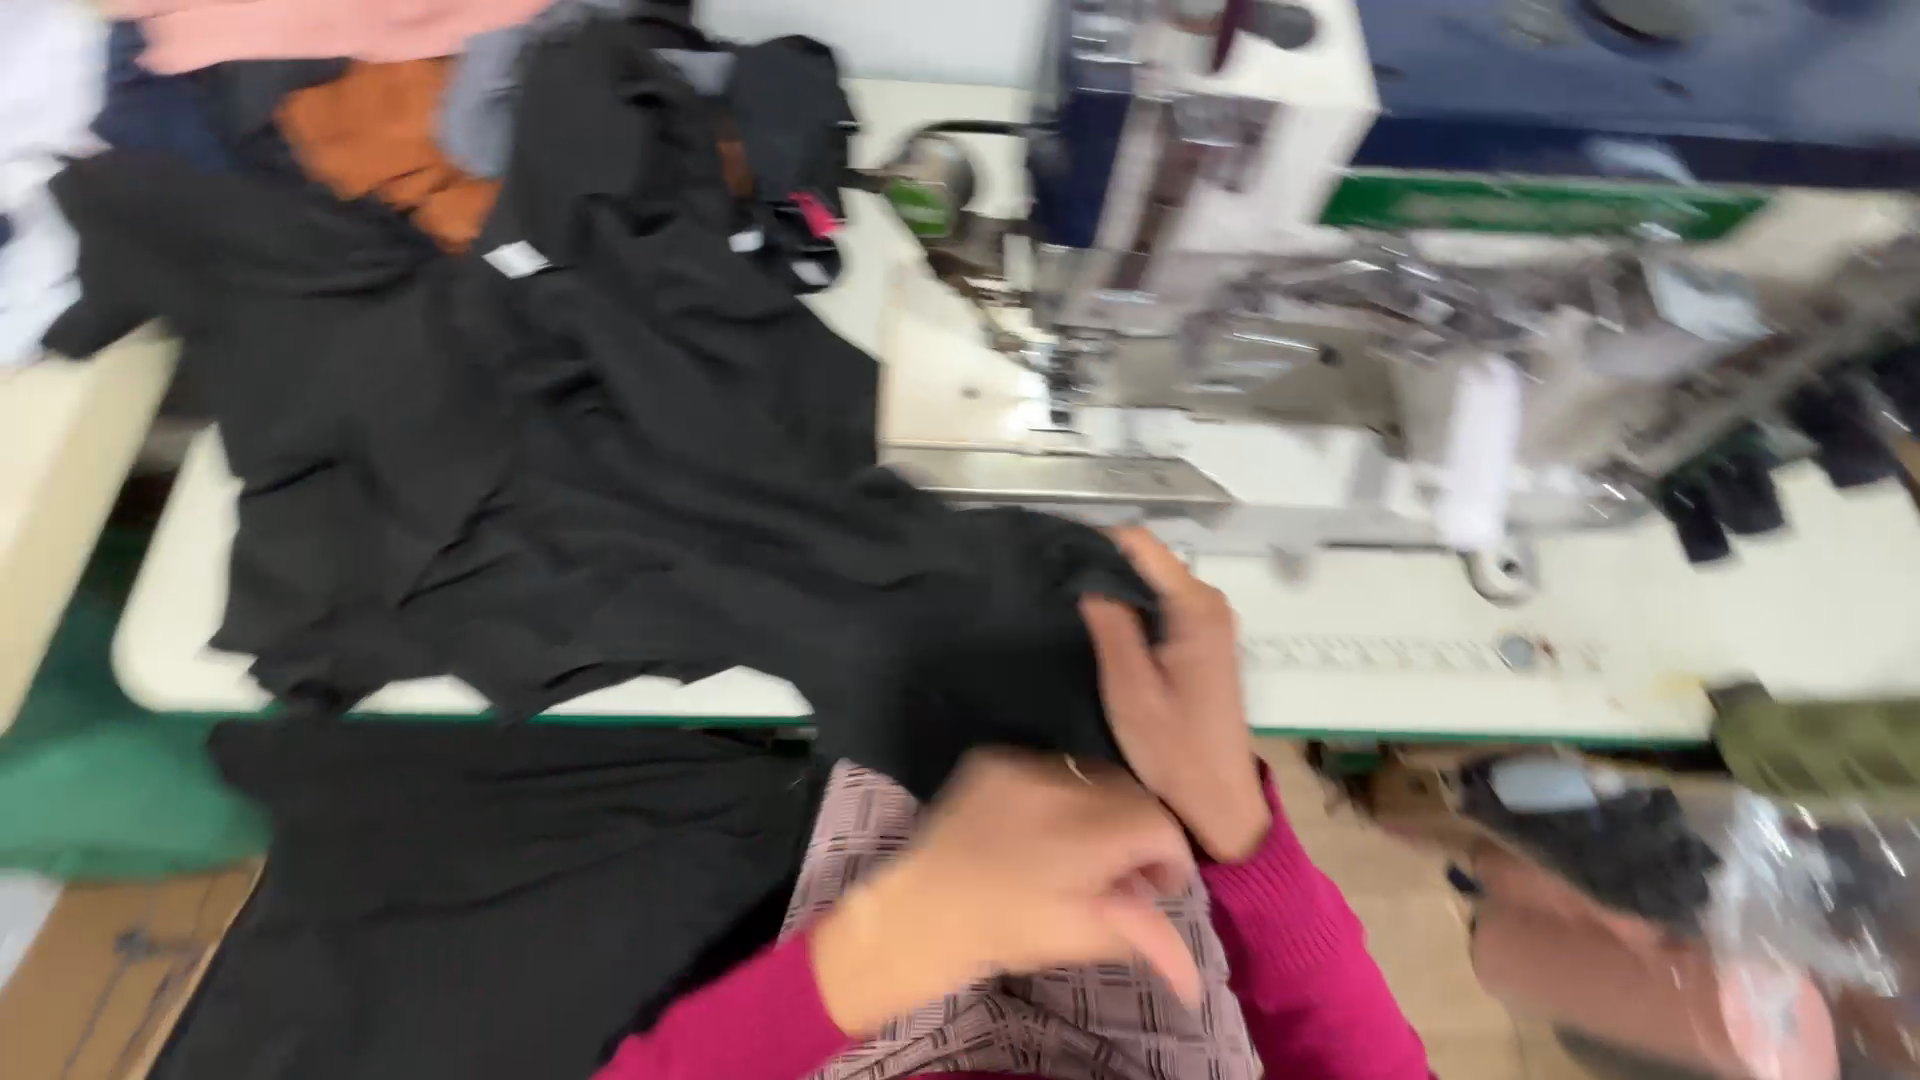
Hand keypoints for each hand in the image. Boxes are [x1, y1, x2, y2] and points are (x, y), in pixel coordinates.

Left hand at [811, 749, 1201, 1034]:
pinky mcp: (994, 756)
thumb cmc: (1004, 929)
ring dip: (1102, 806)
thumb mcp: (1079, 937)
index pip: (1159, 821)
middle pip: (1130, 791)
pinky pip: (1050, 765)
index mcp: (1085, 833)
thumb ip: (1145, 937)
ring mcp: (1022, 764)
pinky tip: (1043, 824)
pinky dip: (1062, 792)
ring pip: (1092, 773)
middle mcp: (1058, 784)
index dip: (1170, 856)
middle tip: (1123, 869)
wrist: (921, 908)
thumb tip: (1194, 974)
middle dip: (1139, 828)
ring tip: (1082, 845)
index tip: (1155, 884)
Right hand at [1080, 528, 1270, 863]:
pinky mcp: (1204, 635)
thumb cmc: (1173, 750)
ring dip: (1113, 583)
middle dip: (1101, 561)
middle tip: (1053, 581)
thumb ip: (1111, 624)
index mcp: (1196, 607)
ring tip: (1067, 599)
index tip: (1054, 555)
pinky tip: (1100, 619)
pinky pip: (1161, 599)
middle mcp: (1209, 600)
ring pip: (1152, 577)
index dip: (1095, 540)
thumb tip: (1085, 576)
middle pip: (1147, 557)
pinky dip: (1130, 602)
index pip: (1141, 543)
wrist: (1218, 799)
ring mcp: (1210, 617)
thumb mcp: (1130, 688)